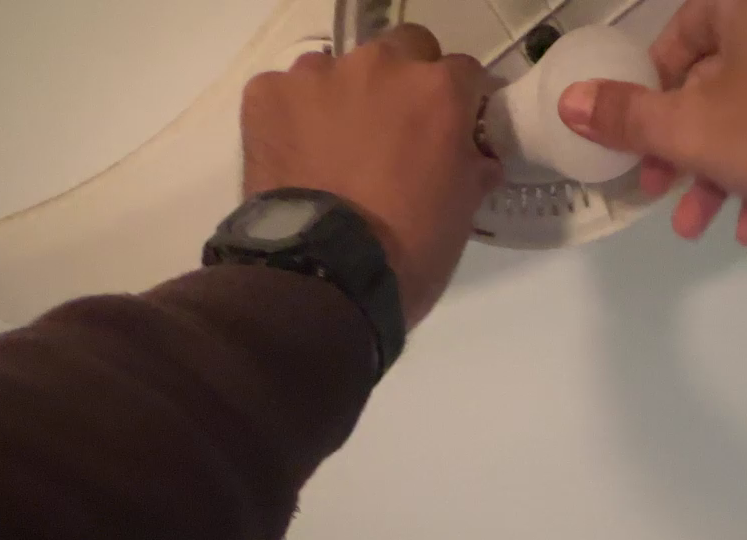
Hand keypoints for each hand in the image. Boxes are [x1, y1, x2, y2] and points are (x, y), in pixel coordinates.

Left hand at [242, 25, 504, 327]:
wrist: (325, 281)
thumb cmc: (408, 256)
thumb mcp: (460, 218)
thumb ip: (471, 170)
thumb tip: (478, 157)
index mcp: (438, 94)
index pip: (464, 74)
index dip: (460, 104)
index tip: (453, 132)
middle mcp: (381, 66)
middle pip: (404, 51)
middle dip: (406, 85)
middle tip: (397, 138)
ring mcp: (319, 75)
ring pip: (341, 70)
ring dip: (347, 100)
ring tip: (338, 155)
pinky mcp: (268, 94)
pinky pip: (288, 94)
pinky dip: (296, 120)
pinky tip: (299, 162)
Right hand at [554, 0, 746, 244]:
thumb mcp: (694, 128)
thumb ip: (627, 118)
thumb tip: (569, 101)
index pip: (676, 38)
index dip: (648, 97)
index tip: (638, 145)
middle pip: (710, 84)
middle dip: (680, 152)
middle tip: (659, 196)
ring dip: (718, 176)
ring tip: (700, 225)